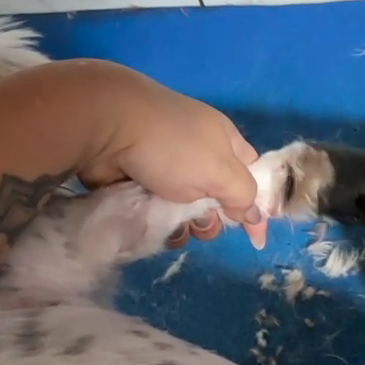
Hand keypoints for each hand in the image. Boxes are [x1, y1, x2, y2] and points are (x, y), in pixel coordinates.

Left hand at [59, 61, 267, 247]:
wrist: (108, 127)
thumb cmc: (173, 146)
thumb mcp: (222, 171)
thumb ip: (244, 195)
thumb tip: (253, 213)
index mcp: (224, 142)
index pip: (251, 177)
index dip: (256, 206)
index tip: (255, 238)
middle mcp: (197, 154)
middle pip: (217, 200)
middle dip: (213, 219)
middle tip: (202, 222)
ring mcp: (165, 169)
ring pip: (186, 211)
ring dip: (184, 226)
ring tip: (173, 226)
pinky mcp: (137, 183)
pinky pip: (156, 213)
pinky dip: (157, 223)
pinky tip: (150, 225)